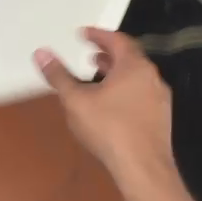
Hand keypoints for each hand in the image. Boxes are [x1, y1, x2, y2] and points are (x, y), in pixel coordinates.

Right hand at [34, 27, 177, 183]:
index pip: (118, 40)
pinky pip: (140, 93)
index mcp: (133, 68)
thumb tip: (41, 52)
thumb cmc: (108, 127)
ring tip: (96, 76)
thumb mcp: (75, 100)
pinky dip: (124, 88)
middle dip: (108, 53)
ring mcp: (159, 99)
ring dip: (116, 72)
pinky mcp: (160, 118)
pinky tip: (110, 103)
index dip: (99, 35)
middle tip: (89, 53)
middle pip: (130, 58)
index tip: (82, 34)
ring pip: (136, 77)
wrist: (143, 167)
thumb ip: (59, 75)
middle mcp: (151, 78)